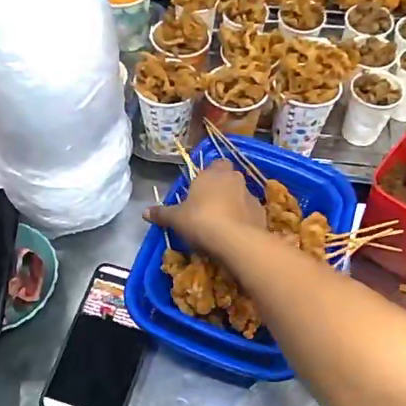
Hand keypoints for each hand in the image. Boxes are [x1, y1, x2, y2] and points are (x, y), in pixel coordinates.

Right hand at [145, 159, 266, 251]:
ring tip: (222, 224)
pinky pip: (250, 213)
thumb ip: (162, 214)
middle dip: (222, 189)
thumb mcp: (176, 219)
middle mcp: (234, 179)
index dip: (210, 175)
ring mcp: (250, 195)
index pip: (215, 164)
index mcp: (212, 173)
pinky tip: (235, 233)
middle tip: (210, 206)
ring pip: (241, 195)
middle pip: (229, 178)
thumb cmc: (201, 221)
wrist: (235, 241)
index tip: (201, 190)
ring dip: (234, 204)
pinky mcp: (261, 213)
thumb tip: (144, 212)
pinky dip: (244, 219)